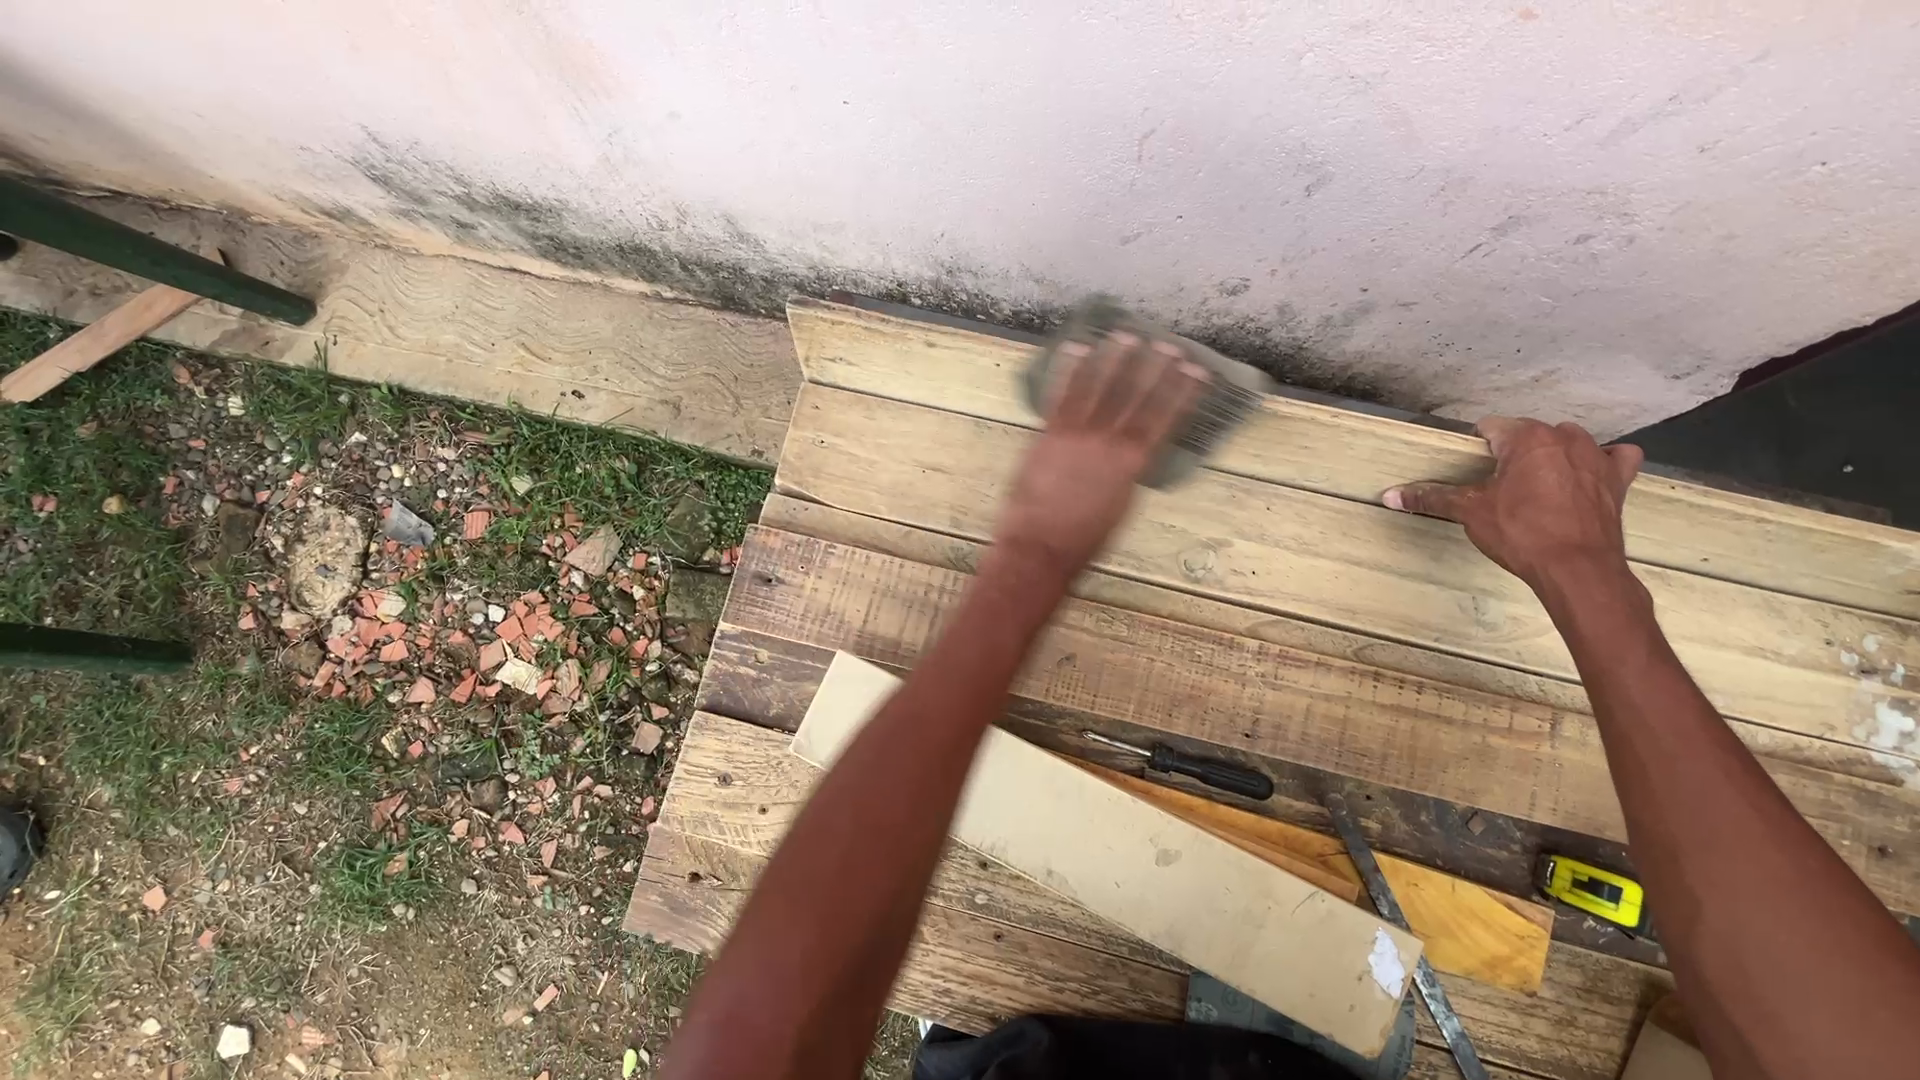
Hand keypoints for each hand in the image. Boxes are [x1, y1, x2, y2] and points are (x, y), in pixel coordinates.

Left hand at [991, 331, 1208, 583]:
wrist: (1040, 546)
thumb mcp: (1120, 508)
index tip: (1196, 370)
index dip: (1181, 391)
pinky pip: (1061, 394)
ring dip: (1115, 358)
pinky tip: (1077, 346)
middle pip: (1136, 396)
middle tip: (1168, 344)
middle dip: (1154, 368)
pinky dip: (1070, 368)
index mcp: (1133, 463)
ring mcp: (1076, 434)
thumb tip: (1130, 455)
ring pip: (1099, 387)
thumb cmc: (1083, 540)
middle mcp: (1109, 442)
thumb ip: (1126, 474)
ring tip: (1128, 333)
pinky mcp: (1048, 433)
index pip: (1164, 418)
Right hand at [1382, 417, 1644, 592]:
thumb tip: (1391, 495)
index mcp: (1527, 438)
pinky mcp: (1619, 478)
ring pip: (1567, 442)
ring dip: (1551, 456)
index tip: (1471, 472)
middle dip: (1512, 453)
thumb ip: (1431, 498)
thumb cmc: (1520, 533)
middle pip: (1527, 434)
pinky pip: (1614, 457)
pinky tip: (1586, 477)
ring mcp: (1597, 456)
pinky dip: (1601, 462)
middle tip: (1498, 486)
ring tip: (1535, 486)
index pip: (1490, 427)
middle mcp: (1565, 437)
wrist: (1577, 568)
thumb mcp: (1469, 512)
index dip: (1476, 449)